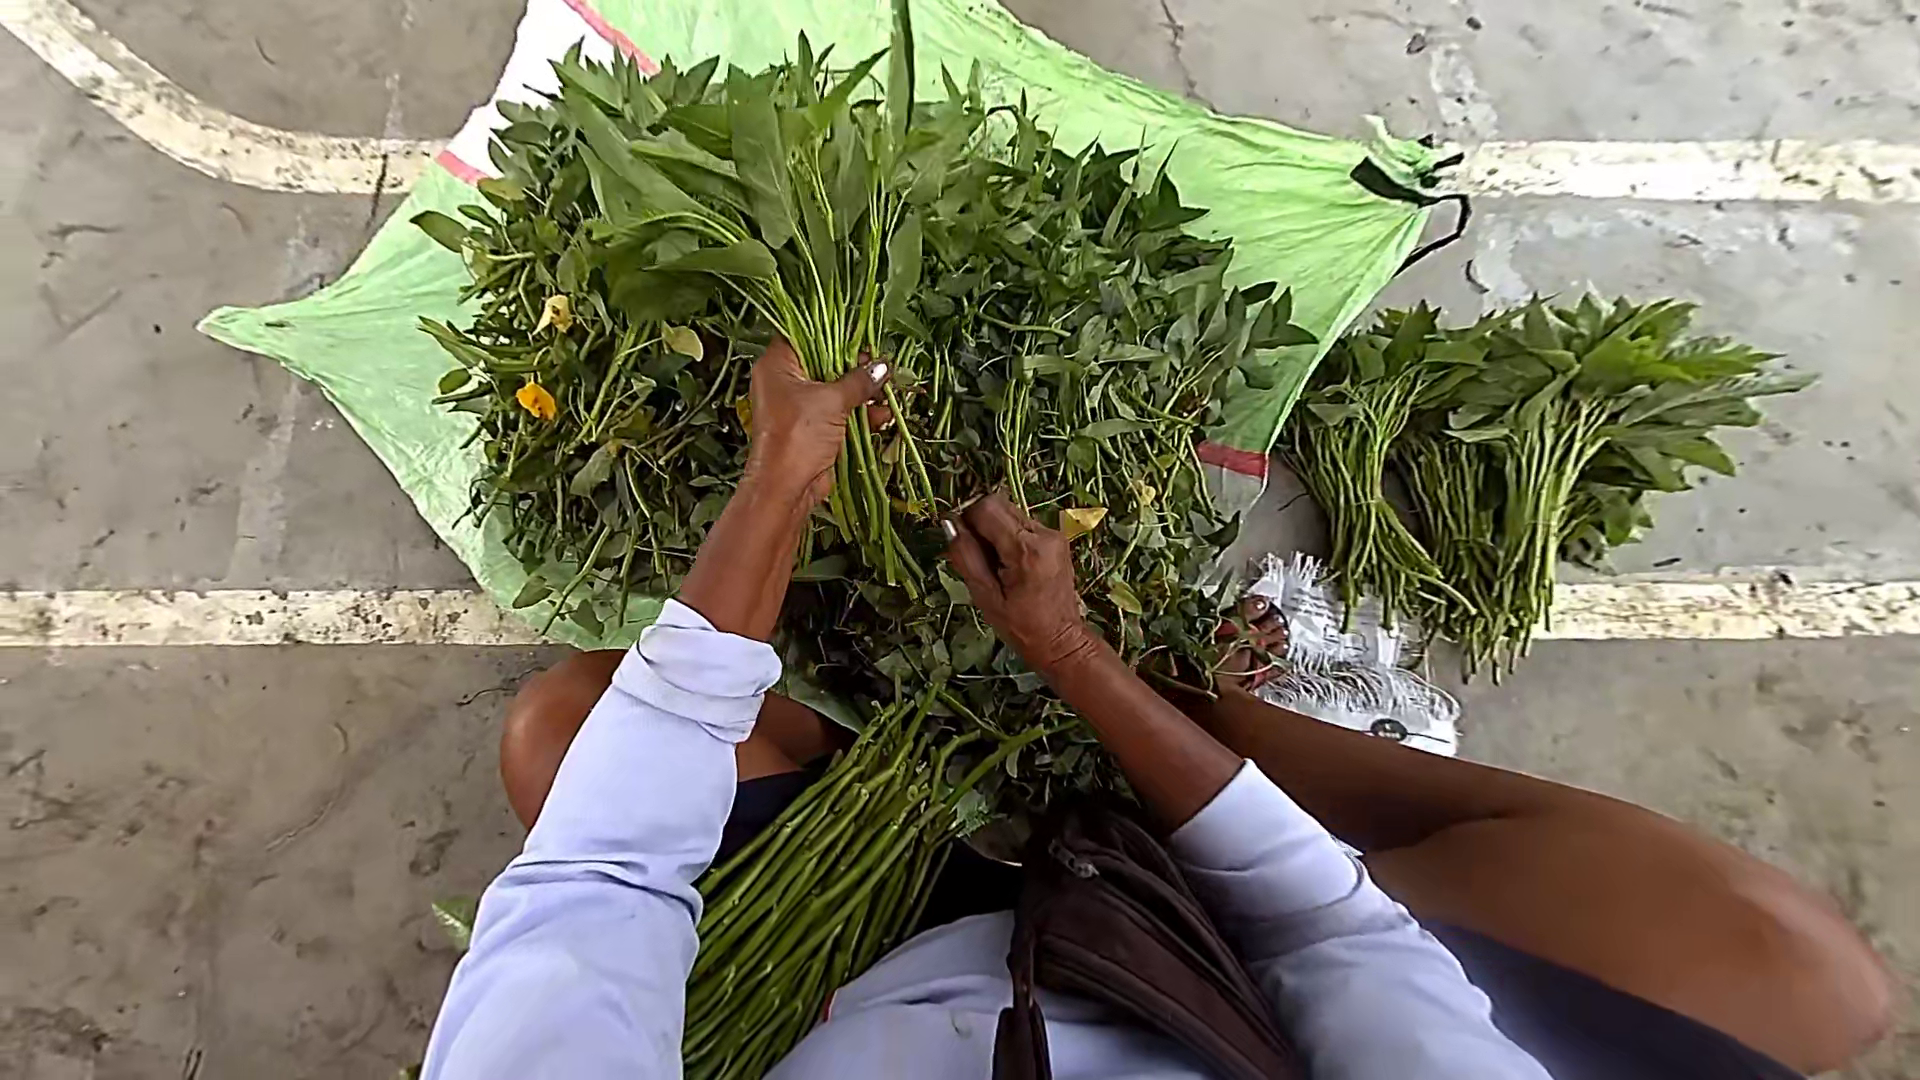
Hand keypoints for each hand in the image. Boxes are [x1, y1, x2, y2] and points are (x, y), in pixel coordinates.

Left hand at [743, 337, 889, 504]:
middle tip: (879, 366)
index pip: (805, 335)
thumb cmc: (798, 435)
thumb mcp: (832, 400)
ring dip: (862, 393)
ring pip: (835, 390)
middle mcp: (786, 382)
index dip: (834, 333)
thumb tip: (881, 367)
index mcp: (778, 365)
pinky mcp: (814, 428)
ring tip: (887, 391)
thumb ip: (858, 381)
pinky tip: (882, 415)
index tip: (860, 338)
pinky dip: (859, 414)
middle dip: (855, 367)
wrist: (787, 485)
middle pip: (825, 363)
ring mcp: (800, 407)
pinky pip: (839, 414)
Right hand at [944, 491, 1100, 673]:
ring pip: (1009, 512)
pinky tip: (1010, 564)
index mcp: (1026, 549)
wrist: (1059, 639)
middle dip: (981, 524)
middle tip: (980, 557)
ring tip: (997, 565)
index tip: (965, 546)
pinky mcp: (1056, 538)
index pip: (986, 508)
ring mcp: (1053, 534)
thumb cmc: (1020, 625)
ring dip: (995, 531)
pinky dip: (1009, 537)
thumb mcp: (984, 595)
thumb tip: (949, 524)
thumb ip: (965, 555)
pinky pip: (1022, 523)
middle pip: (998, 504)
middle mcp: (1044, 534)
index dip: (967, 522)